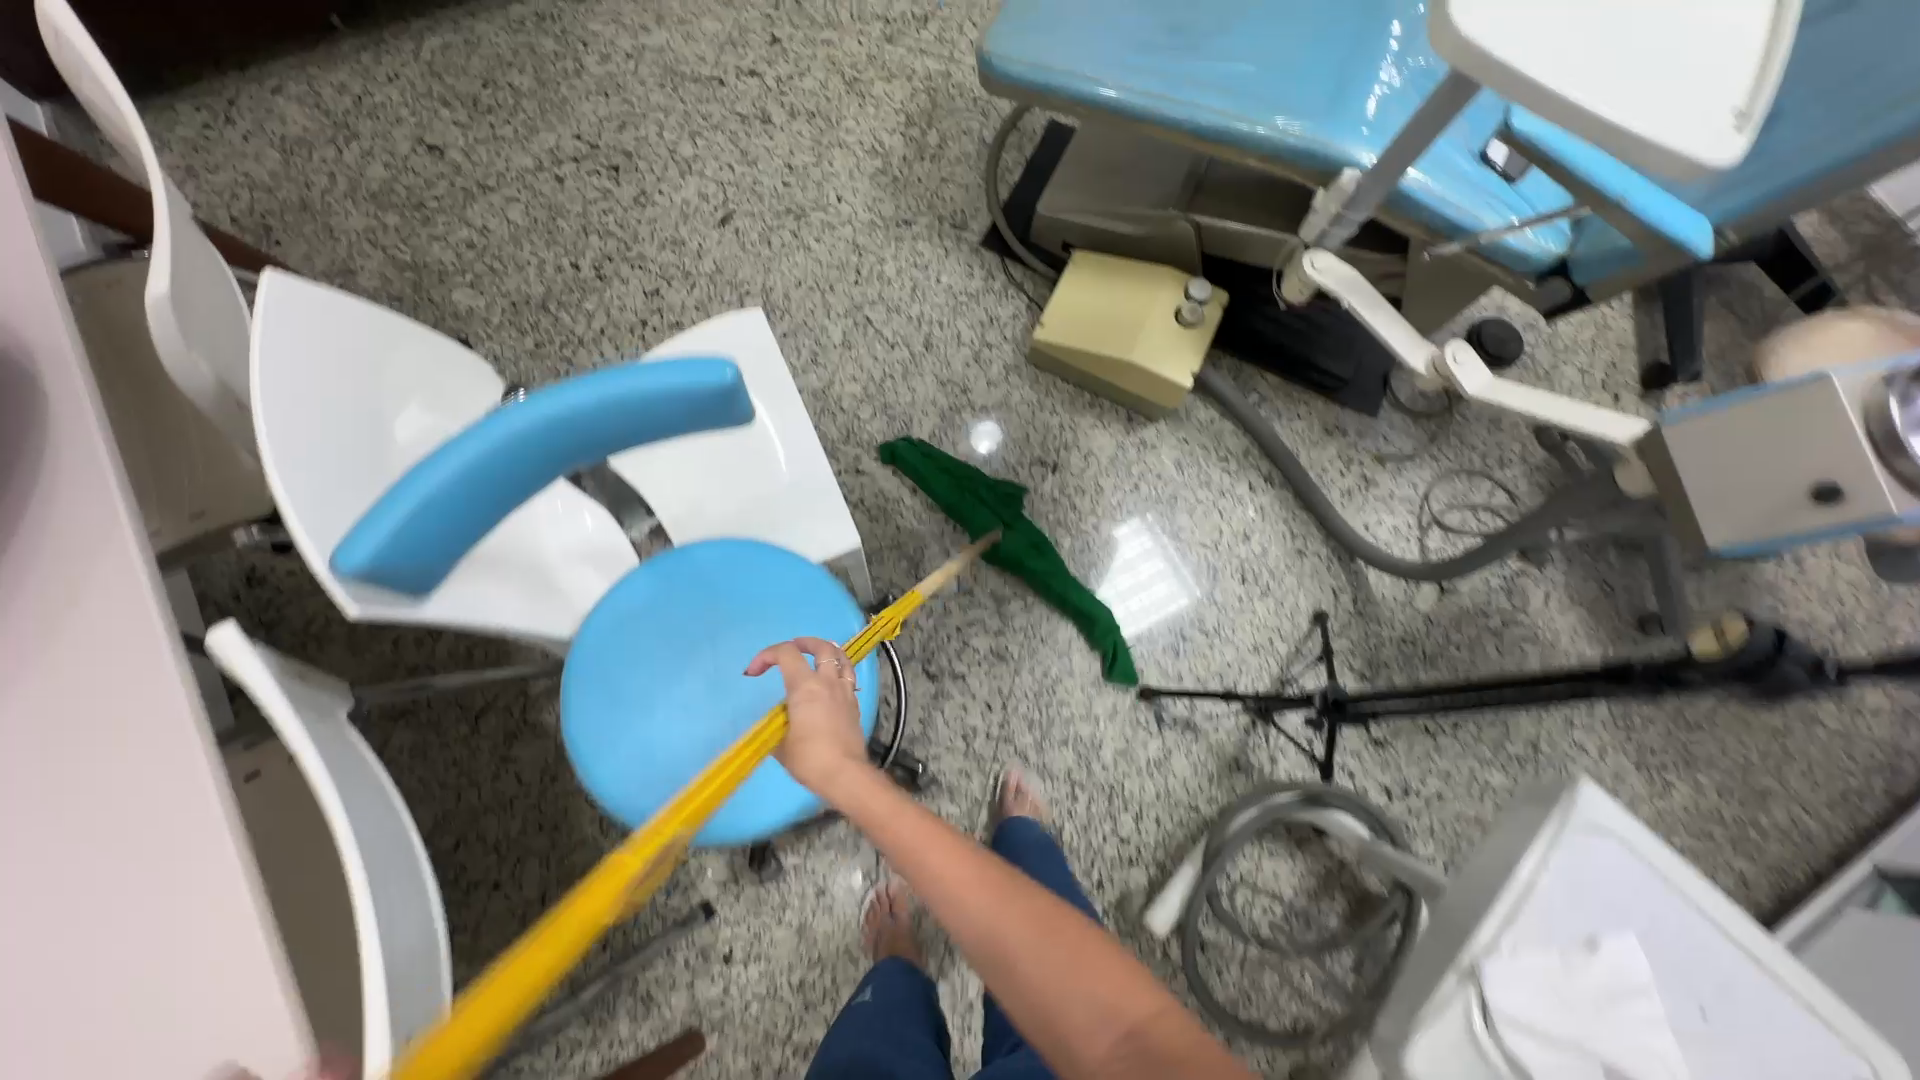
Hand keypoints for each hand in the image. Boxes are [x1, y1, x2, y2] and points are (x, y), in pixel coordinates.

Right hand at [746, 636, 870, 794]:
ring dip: (828, 651)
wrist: (844, 774)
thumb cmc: (808, 758)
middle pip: (822, 647)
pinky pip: (849, 677)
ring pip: (842, 658)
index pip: (786, 653)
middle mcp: (828, 682)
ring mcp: (845, 692)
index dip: (766, 655)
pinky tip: (832, 681)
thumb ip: (777, 724)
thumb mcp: (780, 743)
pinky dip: (839, 671)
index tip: (754, 672)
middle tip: (793, 646)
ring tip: (818, 654)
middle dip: (804, 642)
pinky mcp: (855, 705)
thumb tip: (779, 720)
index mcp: (805, 686)